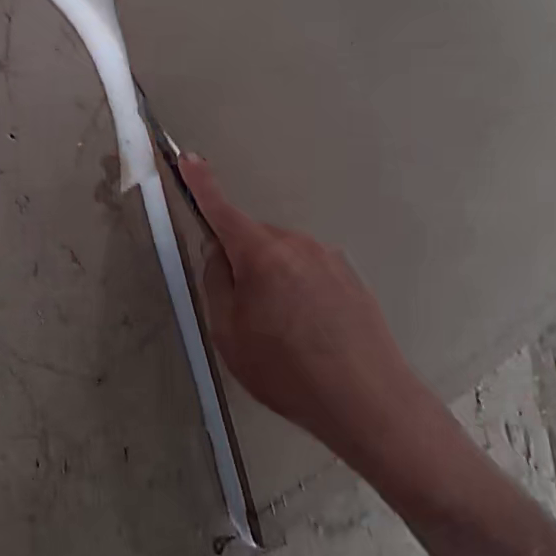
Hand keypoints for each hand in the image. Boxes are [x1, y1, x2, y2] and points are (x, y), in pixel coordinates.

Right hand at [181, 155, 439, 460]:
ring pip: (284, 257)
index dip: (201, 184)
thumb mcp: (230, 335)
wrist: (366, 397)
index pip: (222, 210)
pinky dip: (301, 290)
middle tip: (248, 316)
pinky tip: (313, 332)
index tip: (188, 158)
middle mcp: (296, 243)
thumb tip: (219, 253)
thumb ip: (217, 284)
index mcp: (261, 253)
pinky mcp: (349, 273)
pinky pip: (310, 271)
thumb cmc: (287, 371)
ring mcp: (327, 256)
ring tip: (287, 334)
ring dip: (275, 280)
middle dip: (243, 264)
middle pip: (255, 241)